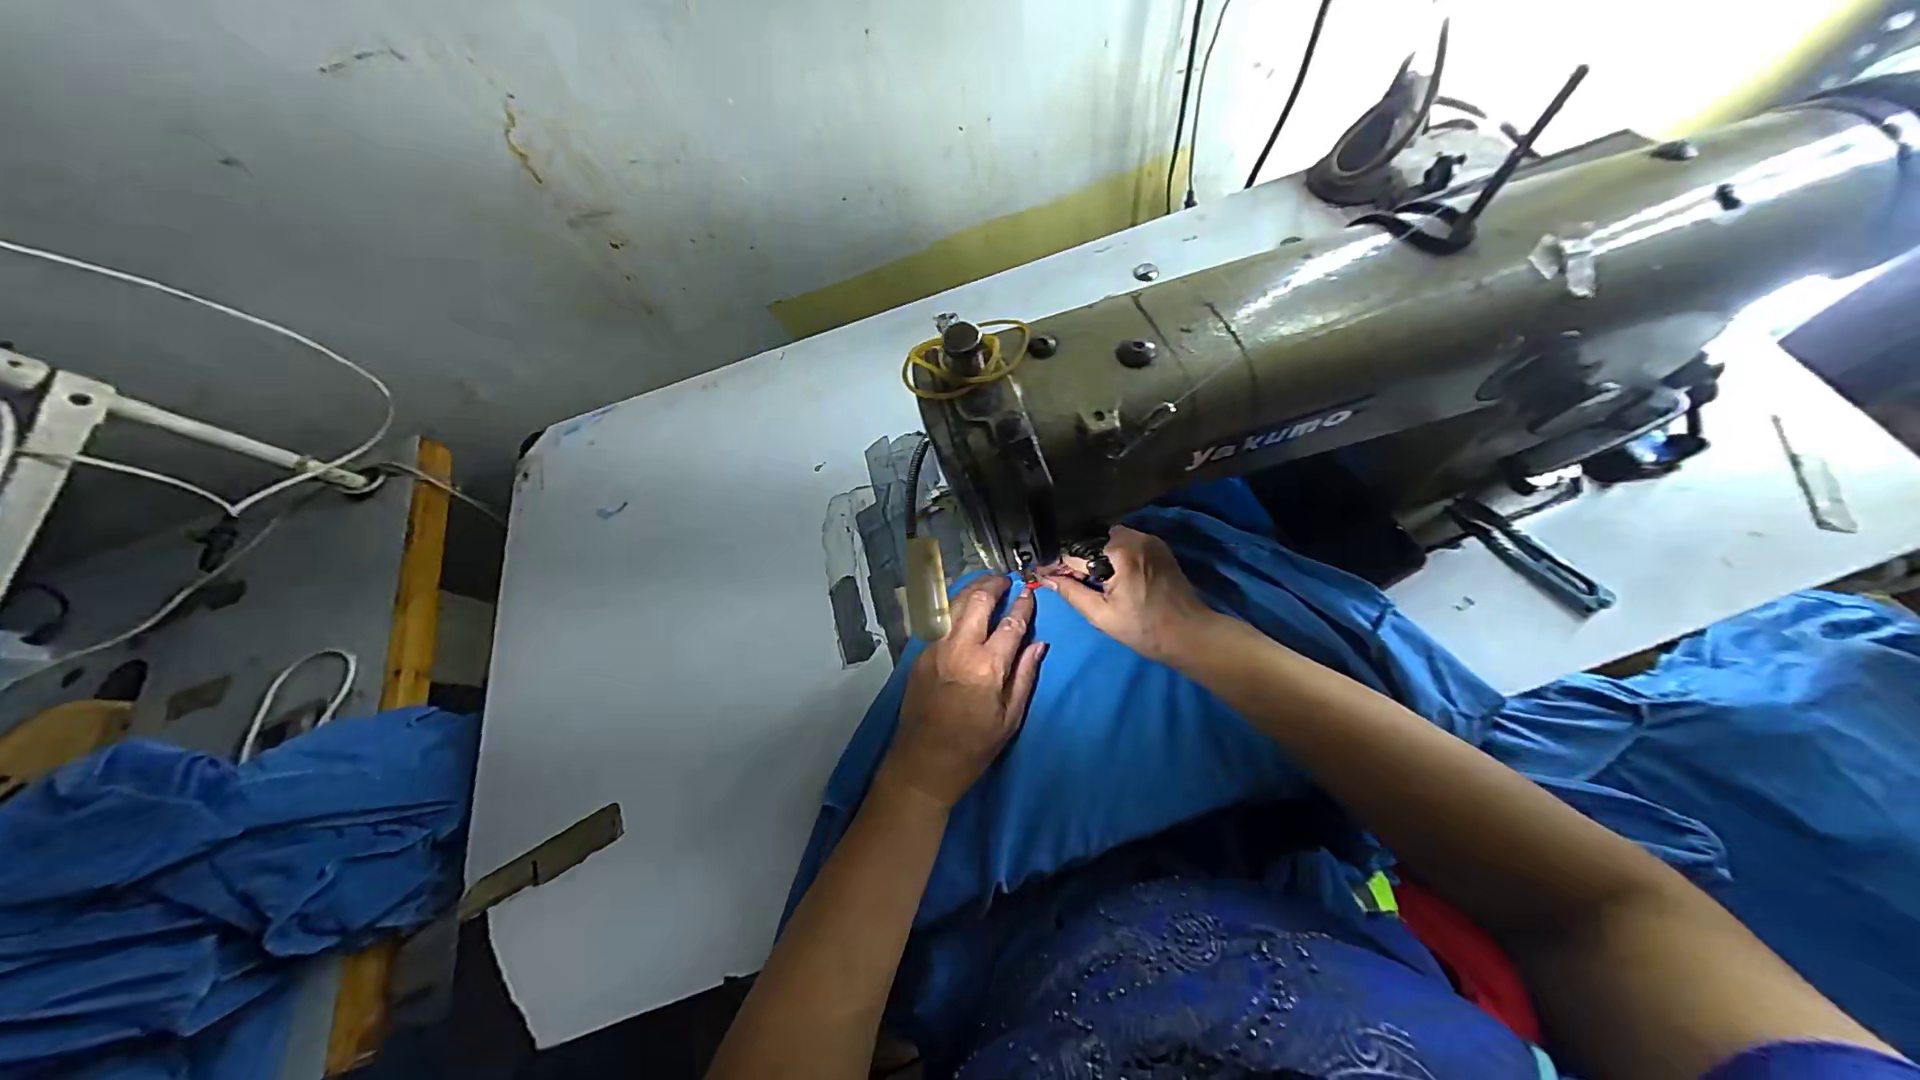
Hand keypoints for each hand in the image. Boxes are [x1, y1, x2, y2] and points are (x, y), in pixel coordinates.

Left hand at [879, 576, 1047, 808]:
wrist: (923, 763)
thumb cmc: (973, 747)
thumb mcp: (1010, 718)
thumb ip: (1025, 675)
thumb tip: (1039, 644)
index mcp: (988, 667)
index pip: (1011, 624)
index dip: (1023, 604)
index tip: (1030, 591)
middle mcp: (960, 649)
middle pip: (978, 601)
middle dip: (994, 585)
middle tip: (1006, 580)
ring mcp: (936, 649)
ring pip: (953, 605)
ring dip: (971, 590)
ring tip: (985, 585)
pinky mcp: (921, 655)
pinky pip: (939, 621)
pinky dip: (953, 607)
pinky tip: (961, 606)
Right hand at [1040, 525, 1226, 664]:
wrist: (1189, 634)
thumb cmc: (1145, 628)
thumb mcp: (1102, 615)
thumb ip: (1072, 592)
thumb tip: (1045, 578)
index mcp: (1122, 551)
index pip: (1077, 552)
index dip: (1060, 565)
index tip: (1047, 575)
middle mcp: (1137, 537)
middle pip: (1093, 542)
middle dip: (1079, 560)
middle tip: (1073, 582)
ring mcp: (1151, 541)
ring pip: (1109, 541)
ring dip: (1098, 558)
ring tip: (1094, 582)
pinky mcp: (1159, 548)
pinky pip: (1127, 544)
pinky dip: (1115, 557)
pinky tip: (1113, 578)